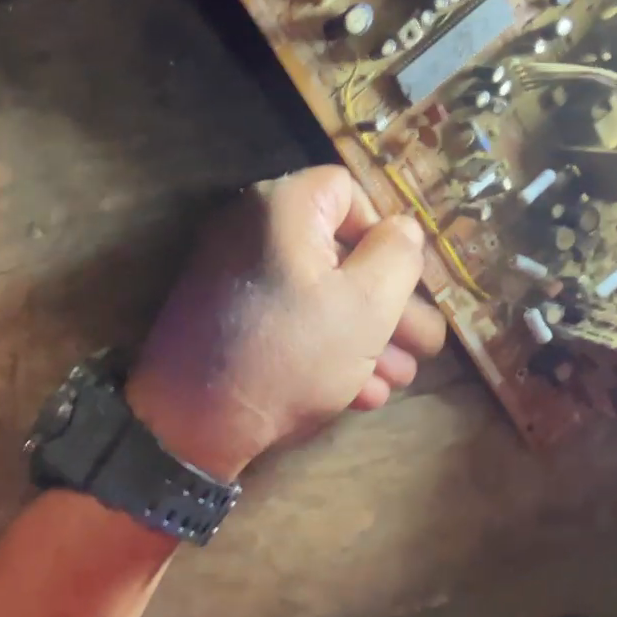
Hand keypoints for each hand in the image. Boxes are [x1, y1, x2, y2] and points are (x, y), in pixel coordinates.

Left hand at [127, 166, 449, 479]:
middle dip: (389, 305)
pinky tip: (359, 393)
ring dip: (365, 338)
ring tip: (399, 379)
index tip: (405, 283)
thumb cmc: (290, 354)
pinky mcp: (222, 324)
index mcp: (280, 208)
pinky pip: (282, 323)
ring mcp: (230, 281)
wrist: (193, 423)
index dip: (385, 235)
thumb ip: (398, 255)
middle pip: (336, 255)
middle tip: (423, 346)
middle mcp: (249, 232)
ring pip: (314, 297)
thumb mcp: (366, 304)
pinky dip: (321, 351)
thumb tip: (402, 229)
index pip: (347, 192)